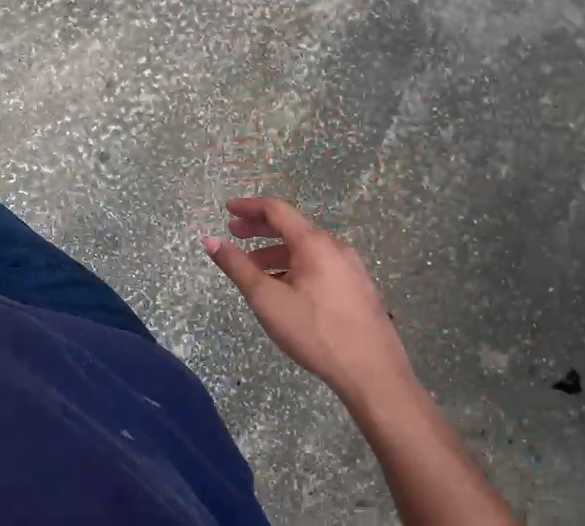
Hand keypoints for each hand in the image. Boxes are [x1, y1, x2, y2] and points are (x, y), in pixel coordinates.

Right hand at [203, 197, 416, 404]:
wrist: (375, 377)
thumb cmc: (315, 332)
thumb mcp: (266, 298)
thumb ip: (236, 266)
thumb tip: (209, 240)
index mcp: (315, 244)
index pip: (277, 210)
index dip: (249, 206)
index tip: (227, 209)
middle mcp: (336, 249)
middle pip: (292, 227)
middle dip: (259, 229)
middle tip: (234, 235)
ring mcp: (352, 270)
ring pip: (306, 249)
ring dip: (276, 251)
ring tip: (254, 269)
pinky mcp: (360, 290)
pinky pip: (320, 265)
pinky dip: (295, 265)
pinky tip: (284, 288)